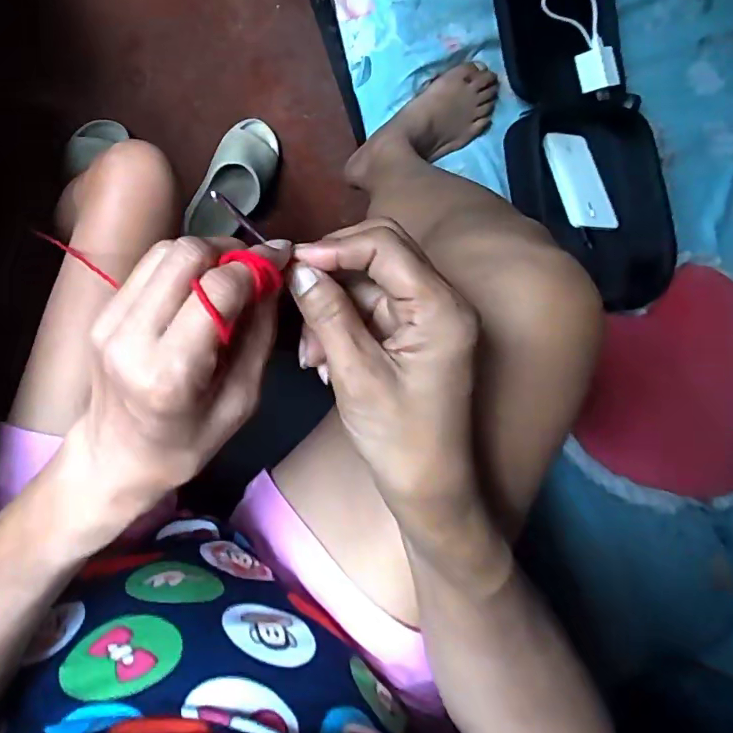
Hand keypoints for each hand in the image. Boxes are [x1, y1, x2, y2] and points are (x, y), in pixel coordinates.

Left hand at [66, 236, 290, 518]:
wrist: (112, 455)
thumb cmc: (184, 444)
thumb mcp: (240, 401)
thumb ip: (258, 334)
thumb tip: (271, 274)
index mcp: (168, 373)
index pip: (215, 291)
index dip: (253, 268)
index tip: (276, 263)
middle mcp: (130, 337)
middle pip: (184, 255)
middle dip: (225, 251)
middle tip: (248, 268)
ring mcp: (109, 321)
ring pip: (163, 252)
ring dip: (201, 253)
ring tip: (223, 275)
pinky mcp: (102, 311)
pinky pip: (146, 267)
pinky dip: (177, 266)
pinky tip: (193, 286)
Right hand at [288, 220, 487, 546]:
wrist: (427, 488)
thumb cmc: (398, 436)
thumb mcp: (355, 372)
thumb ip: (328, 314)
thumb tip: (299, 268)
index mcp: (440, 307)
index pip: (385, 244)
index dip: (335, 246)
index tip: (292, 264)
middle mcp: (439, 300)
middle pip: (378, 250)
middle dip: (331, 267)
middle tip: (293, 289)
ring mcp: (424, 315)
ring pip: (365, 278)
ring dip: (329, 302)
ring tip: (310, 350)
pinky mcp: (408, 330)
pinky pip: (364, 305)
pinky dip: (336, 321)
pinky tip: (321, 357)